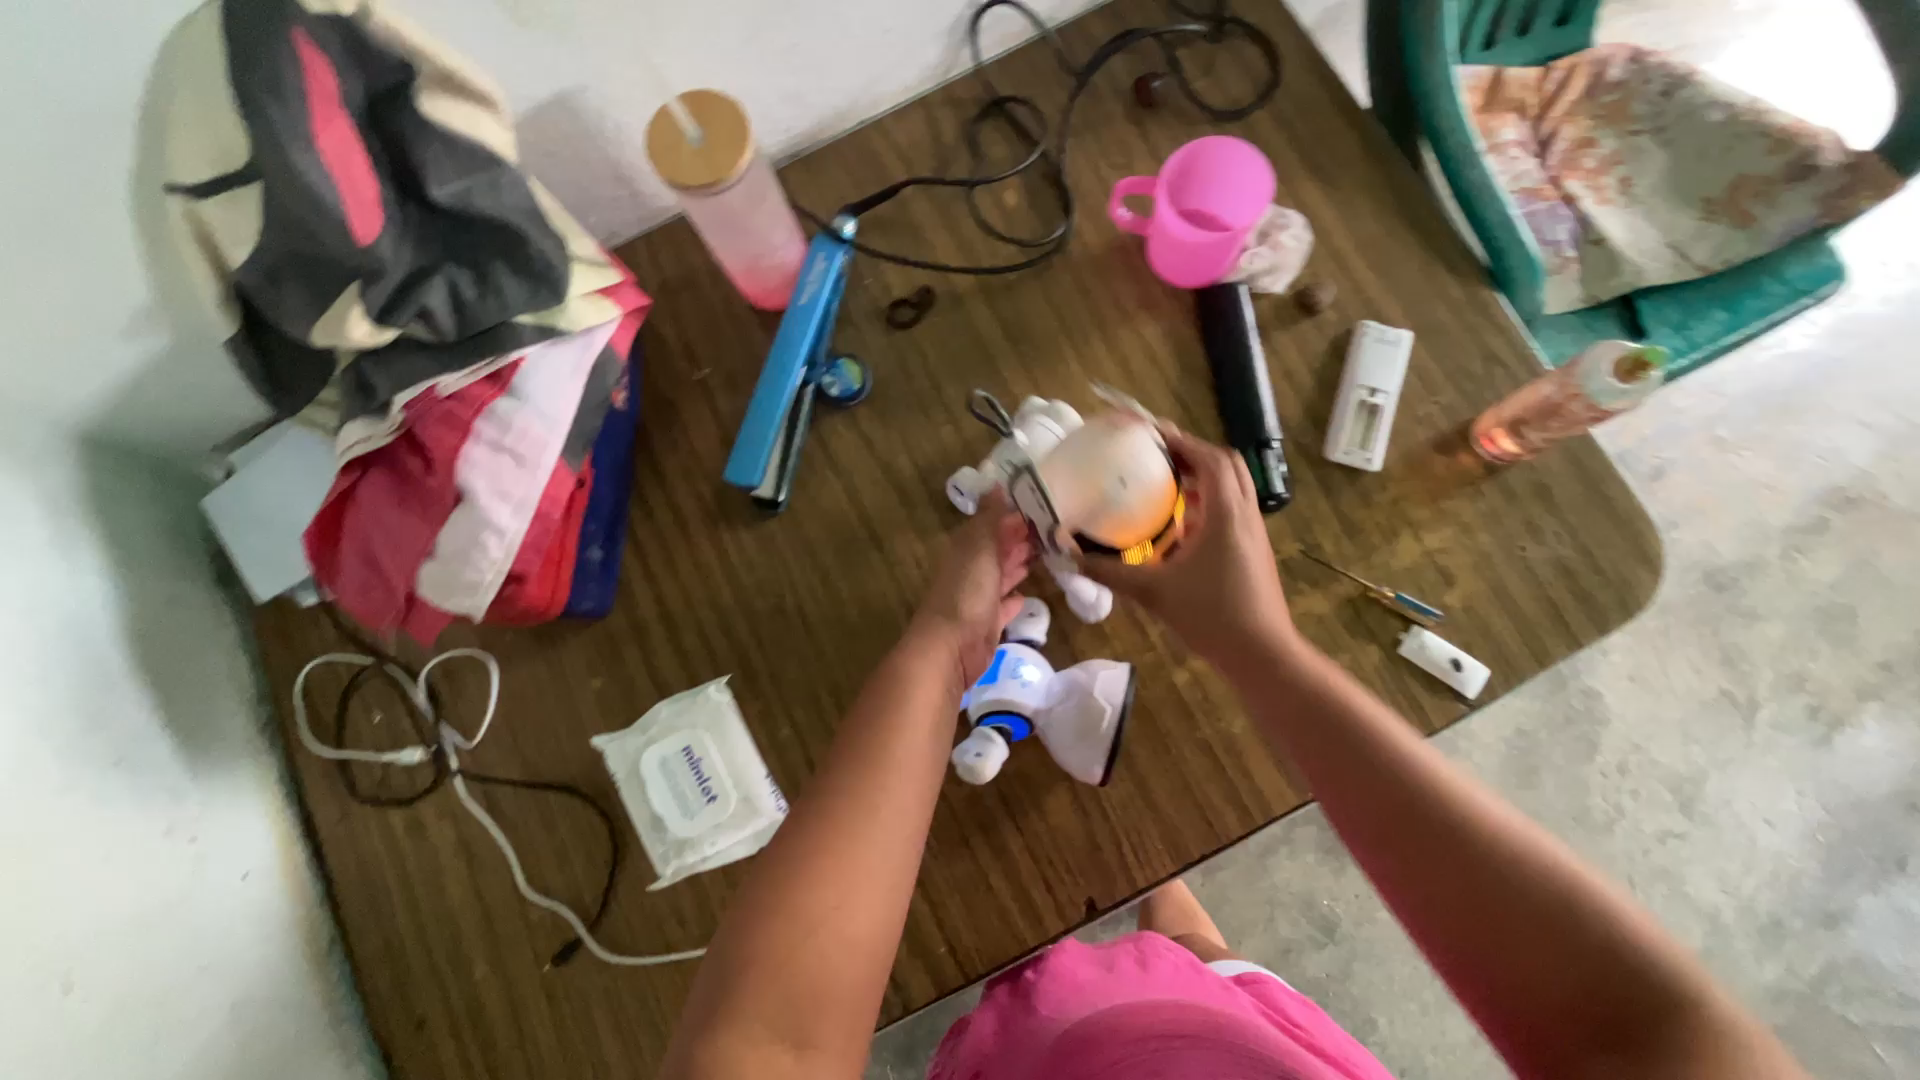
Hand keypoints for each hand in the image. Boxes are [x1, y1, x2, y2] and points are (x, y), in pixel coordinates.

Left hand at [910, 490, 1031, 689]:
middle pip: (996, 550)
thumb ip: (990, 518)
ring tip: (1044, 554)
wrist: (950, 648)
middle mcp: (970, 572)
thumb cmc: (966, 593)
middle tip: (1050, 528)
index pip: (989, 526)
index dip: (1011, 516)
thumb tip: (995, 484)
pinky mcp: (987, 626)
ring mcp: (977, 600)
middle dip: (1017, 538)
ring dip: (1017, 565)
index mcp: (966, 550)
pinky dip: (1013, 600)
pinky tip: (1025, 597)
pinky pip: (1002, 608)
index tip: (1040, 505)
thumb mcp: (980, 547)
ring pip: (1000, 577)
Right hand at [1078, 424, 1295, 668]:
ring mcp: (1253, 534)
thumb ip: (1110, 573)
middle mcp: (1245, 515)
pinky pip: (1232, 512)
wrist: (1262, 653)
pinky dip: (1208, 505)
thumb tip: (1070, 558)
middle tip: (1159, 458)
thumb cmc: (1212, 616)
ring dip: (1203, 479)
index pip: (1210, 459)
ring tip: (1166, 484)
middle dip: (1194, 455)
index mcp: (1226, 514)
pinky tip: (1180, 528)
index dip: (1182, 442)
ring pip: (1233, 489)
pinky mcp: (1253, 552)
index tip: (1151, 435)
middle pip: (1227, 466)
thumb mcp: (1154, 592)